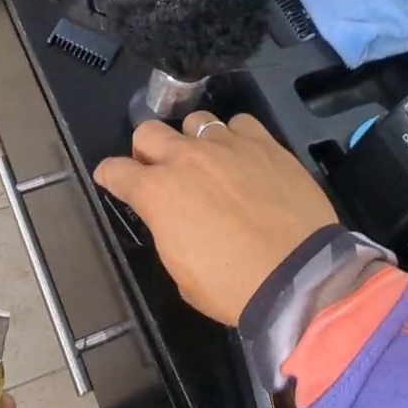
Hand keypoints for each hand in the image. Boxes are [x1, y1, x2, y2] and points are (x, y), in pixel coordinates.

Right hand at [95, 112, 338, 325]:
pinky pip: (239, 123)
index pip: (116, 171)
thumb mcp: (182, 271)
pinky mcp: (264, 143)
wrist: (297, 277)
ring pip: (194, 121)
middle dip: (146, 150)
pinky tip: (243, 156)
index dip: (110, 175)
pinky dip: (235, 136)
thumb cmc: (233, 287)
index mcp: (158, 193)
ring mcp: (226, 145)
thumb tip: (173, 219)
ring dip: (192, 140)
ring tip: (207, 160)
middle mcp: (186, 158)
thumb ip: (169, 232)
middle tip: (159, 170)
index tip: (111, 178)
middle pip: (148, 132)